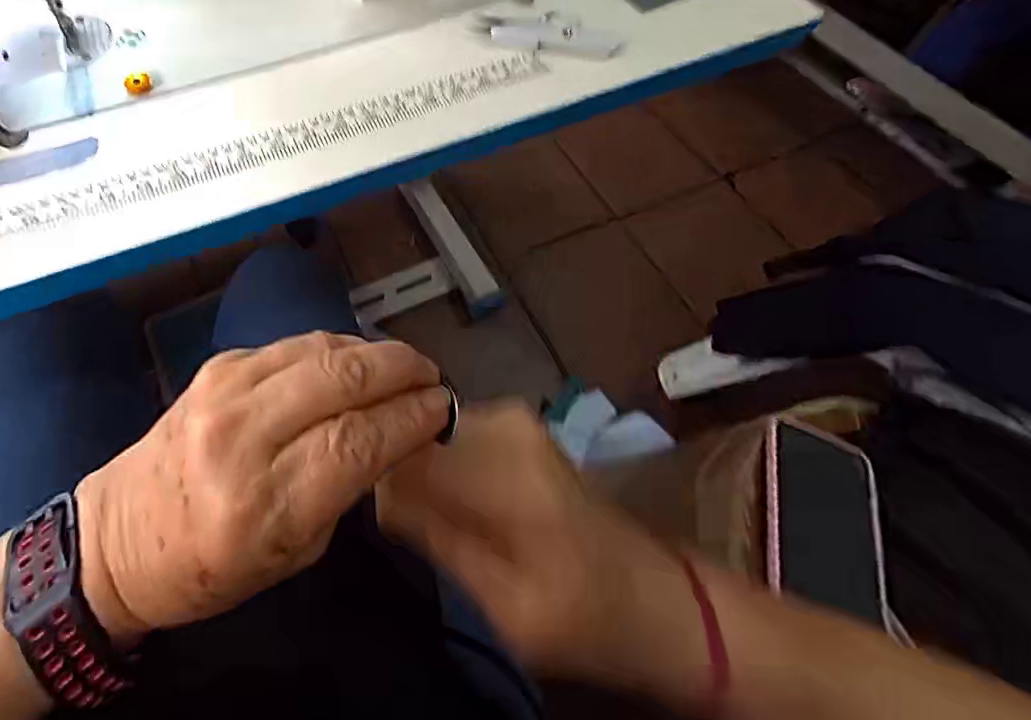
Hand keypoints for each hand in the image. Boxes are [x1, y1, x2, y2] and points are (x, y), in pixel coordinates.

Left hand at [73, 332, 448, 642]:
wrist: (123, 530)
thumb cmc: (209, 563)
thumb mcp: (293, 552)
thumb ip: (343, 488)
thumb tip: (390, 433)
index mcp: (265, 500)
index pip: (357, 440)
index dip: (410, 417)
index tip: (443, 407)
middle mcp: (241, 436)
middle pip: (338, 380)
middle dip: (397, 368)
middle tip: (430, 374)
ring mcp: (221, 393)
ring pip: (312, 351)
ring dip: (365, 350)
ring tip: (398, 363)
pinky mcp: (210, 369)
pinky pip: (281, 348)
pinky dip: (324, 349)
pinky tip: (346, 359)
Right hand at [376, 401, 666, 675]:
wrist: (662, 601)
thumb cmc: (586, 615)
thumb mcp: (507, 606)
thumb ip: (437, 539)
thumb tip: (375, 490)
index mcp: (504, 471)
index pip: (401, 445)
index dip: (376, 469)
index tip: (369, 499)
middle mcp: (501, 423)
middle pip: (410, 429)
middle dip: (396, 465)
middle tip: (404, 516)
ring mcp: (508, 415)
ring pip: (423, 427)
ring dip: (416, 462)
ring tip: (432, 509)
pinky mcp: (511, 419)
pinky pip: (444, 430)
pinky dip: (438, 458)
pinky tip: (455, 495)